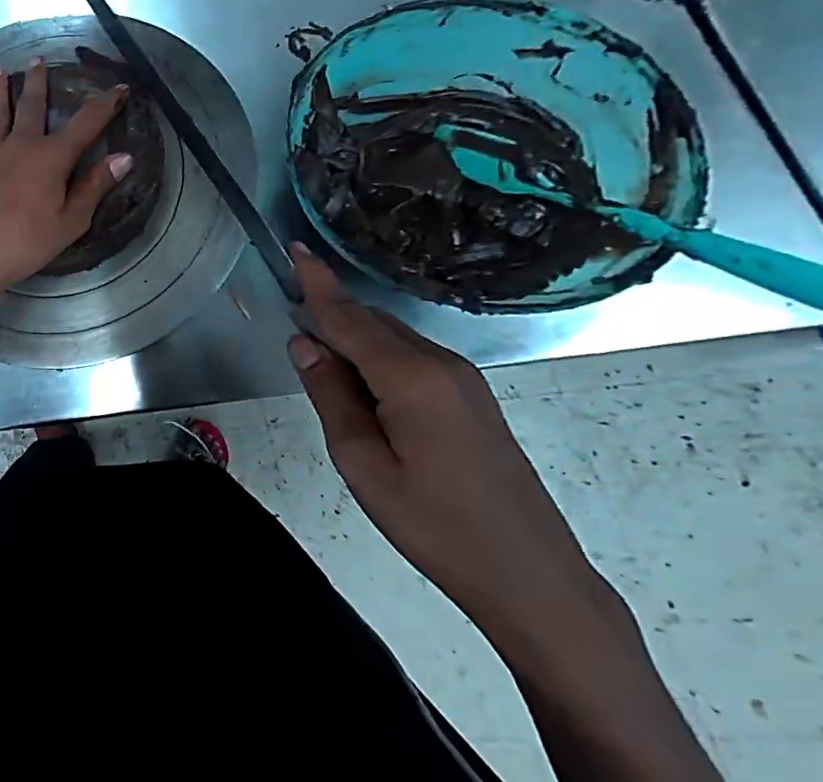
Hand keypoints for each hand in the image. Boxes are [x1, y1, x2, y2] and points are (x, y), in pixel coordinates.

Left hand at [0, 60, 129, 319]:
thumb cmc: (26, 243)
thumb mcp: (71, 221)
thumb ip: (95, 187)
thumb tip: (124, 157)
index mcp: (51, 157)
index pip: (86, 124)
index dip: (105, 105)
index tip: (119, 88)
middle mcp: (19, 147)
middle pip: (31, 107)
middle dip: (38, 82)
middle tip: (38, 60)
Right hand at [285, 243, 629, 657]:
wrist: (531, 575)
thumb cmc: (435, 526)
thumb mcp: (363, 466)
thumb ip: (330, 397)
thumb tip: (304, 343)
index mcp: (410, 376)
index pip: (349, 317)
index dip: (316, 283)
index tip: (295, 247)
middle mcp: (441, 362)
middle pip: (371, 322)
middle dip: (330, 315)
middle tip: (291, 331)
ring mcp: (463, 377)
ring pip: (392, 337)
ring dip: (353, 338)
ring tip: (321, 364)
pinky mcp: (472, 395)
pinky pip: (412, 356)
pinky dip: (377, 356)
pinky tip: (363, 385)